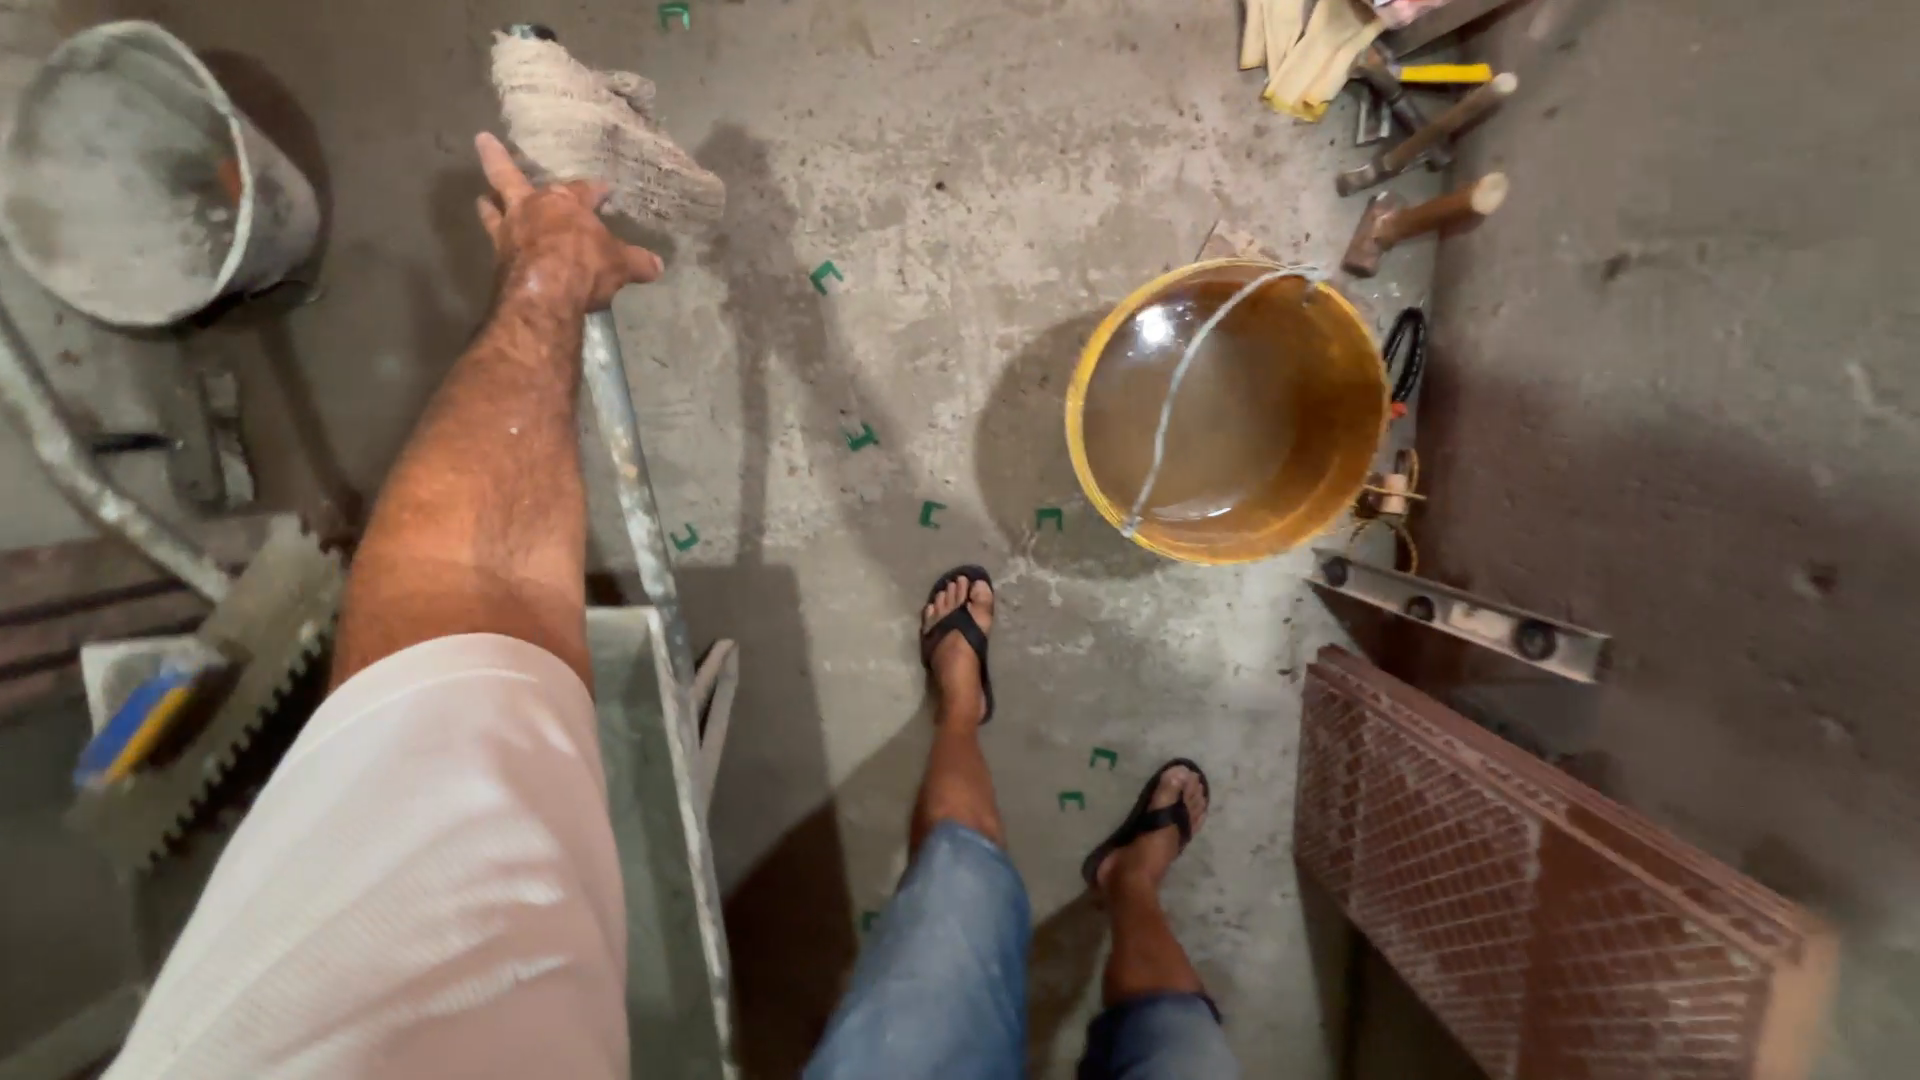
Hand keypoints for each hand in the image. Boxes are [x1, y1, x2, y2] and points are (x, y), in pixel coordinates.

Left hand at [473, 132, 663, 309]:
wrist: (548, 292)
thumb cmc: (586, 266)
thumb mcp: (622, 265)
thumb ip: (638, 262)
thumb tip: (658, 265)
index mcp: (565, 203)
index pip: (583, 190)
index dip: (595, 189)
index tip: (604, 188)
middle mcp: (531, 208)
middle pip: (508, 176)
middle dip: (497, 158)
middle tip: (483, 139)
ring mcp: (509, 232)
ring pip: (492, 208)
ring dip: (489, 202)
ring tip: (484, 198)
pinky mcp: (498, 258)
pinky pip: (495, 243)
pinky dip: (497, 243)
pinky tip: (499, 247)